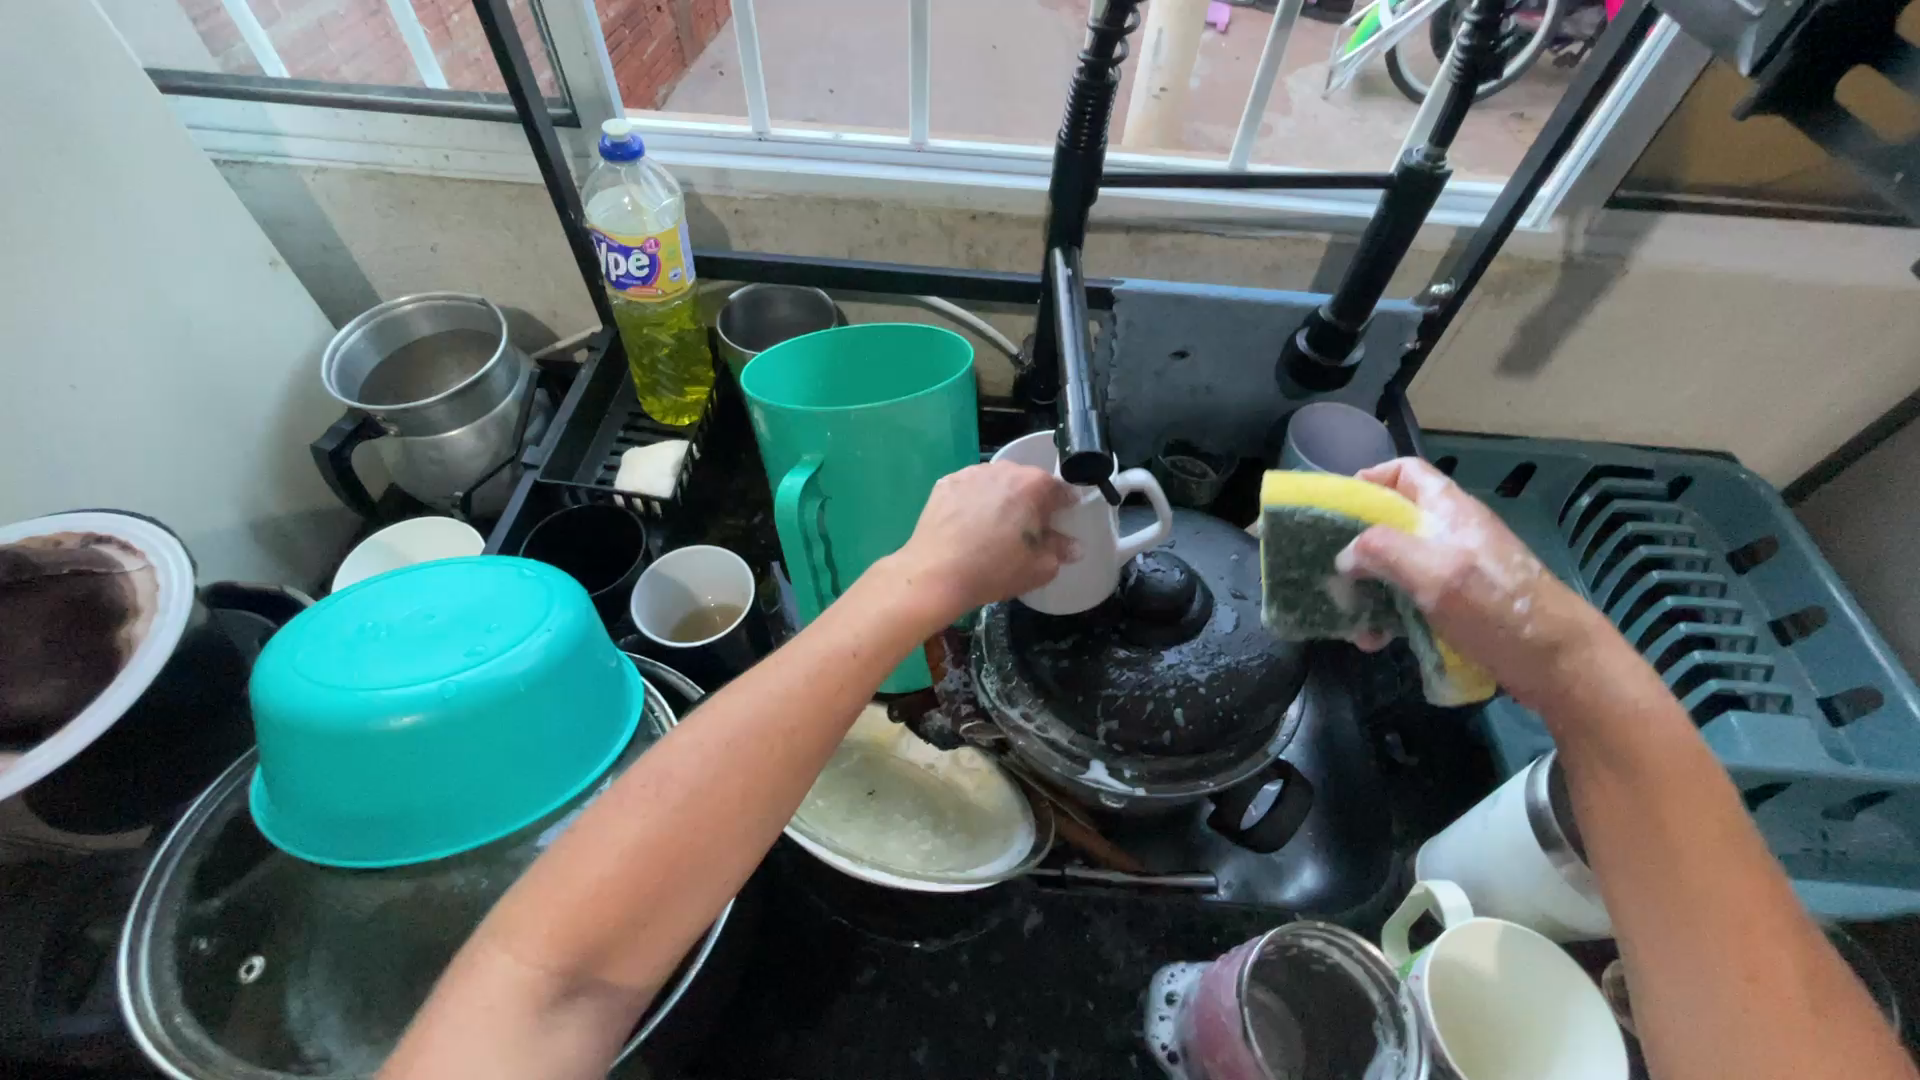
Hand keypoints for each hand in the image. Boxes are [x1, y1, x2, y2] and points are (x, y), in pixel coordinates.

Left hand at [881, 462, 1077, 626]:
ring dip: (1000, 498)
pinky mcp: (945, 483)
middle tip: (1025, 528)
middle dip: (1030, 501)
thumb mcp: (1038, 567)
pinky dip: (973, 501)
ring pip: (995, 483)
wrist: (936, 573)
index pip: (1059, 489)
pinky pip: (968, 489)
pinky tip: (967, 524)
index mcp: (1032, 484)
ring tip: (993, 526)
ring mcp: (970, 474)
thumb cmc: (994, 570)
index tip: (1061, 520)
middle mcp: (1002, 470)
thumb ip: (1060, 551)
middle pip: (1025, 481)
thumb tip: (1073, 546)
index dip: (1063, 506)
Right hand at [1336, 457, 1621, 709]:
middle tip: (1332, 572)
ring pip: (1393, 567)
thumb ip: (1383, 550)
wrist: (1560, 667)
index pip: (1405, 472)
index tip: (1338, 509)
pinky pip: (1406, 600)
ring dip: (1367, 590)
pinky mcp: (1455, 605)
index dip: (1369, 481)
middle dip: (1356, 547)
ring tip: (1351, 620)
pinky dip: (1386, 616)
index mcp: (1449, 512)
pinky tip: (1375, 641)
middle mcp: (1449, 534)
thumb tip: (1345, 554)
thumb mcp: (1436, 572)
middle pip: (1390, 522)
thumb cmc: (1500, 609)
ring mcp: (1453, 571)